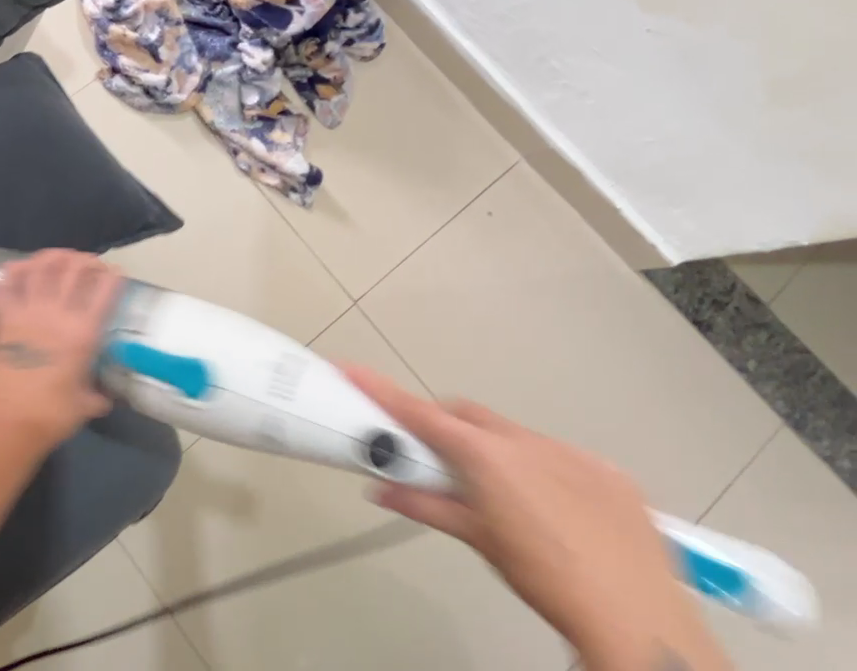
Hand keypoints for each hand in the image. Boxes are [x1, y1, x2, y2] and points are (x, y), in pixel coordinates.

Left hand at [0, 249, 121, 452]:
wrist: (5, 422)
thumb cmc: (50, 416)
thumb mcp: (86, 405)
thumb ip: (98, 393)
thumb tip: (105, 393)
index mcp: (83, 333)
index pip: (104, 290)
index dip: (113, 276)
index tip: (116, 274)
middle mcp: (56, 313)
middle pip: (73, 269)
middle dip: (85, 261)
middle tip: (88, 265)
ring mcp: (24, 310)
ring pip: (40, 266)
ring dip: (52, 256)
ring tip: (59, 257)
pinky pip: (4, 281)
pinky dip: (13, 269)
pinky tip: (20, 268)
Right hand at [344, 366, 728, 669]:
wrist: (639, 620)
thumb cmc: (545, 577)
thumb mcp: (477, 539)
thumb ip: (425, 504)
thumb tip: (383, 491)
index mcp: (486, 455)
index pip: (420, 414)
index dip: (382, 392)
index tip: (353, 372)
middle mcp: (527, 443)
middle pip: (467, 415)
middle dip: (443, 426)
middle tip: (431, 457)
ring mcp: (574, 455)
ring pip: (514, 435)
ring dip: (494, 450)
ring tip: (499, 494)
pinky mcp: (612, 474)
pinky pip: (561, 456)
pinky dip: (541, 468)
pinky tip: (551, 507)